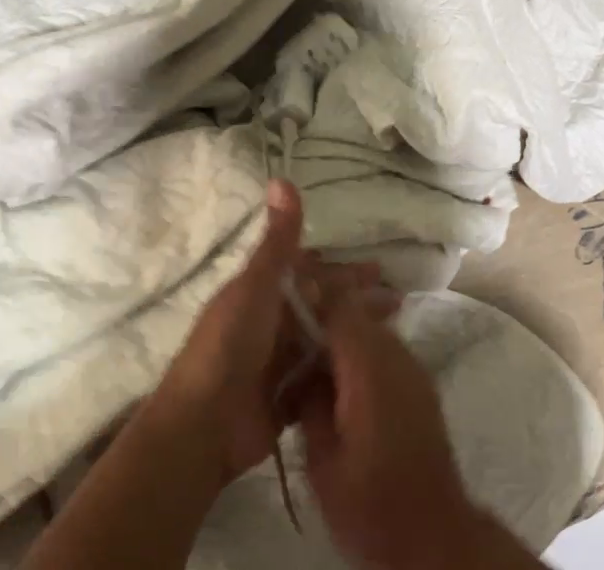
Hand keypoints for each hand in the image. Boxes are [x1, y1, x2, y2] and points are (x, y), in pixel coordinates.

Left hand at [163, 179, 397, 483]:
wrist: (203, 427)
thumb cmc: (230, 346)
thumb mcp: (257, 285)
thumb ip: (277, 240)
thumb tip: (281, 177)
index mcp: (259, 295)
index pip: (307, 274)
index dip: (342, 269)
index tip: (379, 267)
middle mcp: (268, 326)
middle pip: (321, 308)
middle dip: (356, 302)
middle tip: (399, 301)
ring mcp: (276, 365)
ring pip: (325, 341)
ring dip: (355, 335)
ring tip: (394, 335)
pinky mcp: (285, 401)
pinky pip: (321, 379)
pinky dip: (343, 372)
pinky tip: (372, 371)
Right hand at [298, 295, 498, 569]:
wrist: (430, 530)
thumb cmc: (370, 502)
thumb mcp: (322, 459)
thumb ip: (310, 404)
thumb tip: (302, 371)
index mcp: (370, 368)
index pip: (341, 308)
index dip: (311, 298)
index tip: (280, 304)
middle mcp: (398, 357)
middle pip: (358, 316)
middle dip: (323, 319)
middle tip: (284, 338)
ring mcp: (414, 370)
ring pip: (373, 335)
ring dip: (342, 341)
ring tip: (305, 364)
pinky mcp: (420, 387)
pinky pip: (386, 356)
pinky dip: (360, 359)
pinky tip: (335, 385)